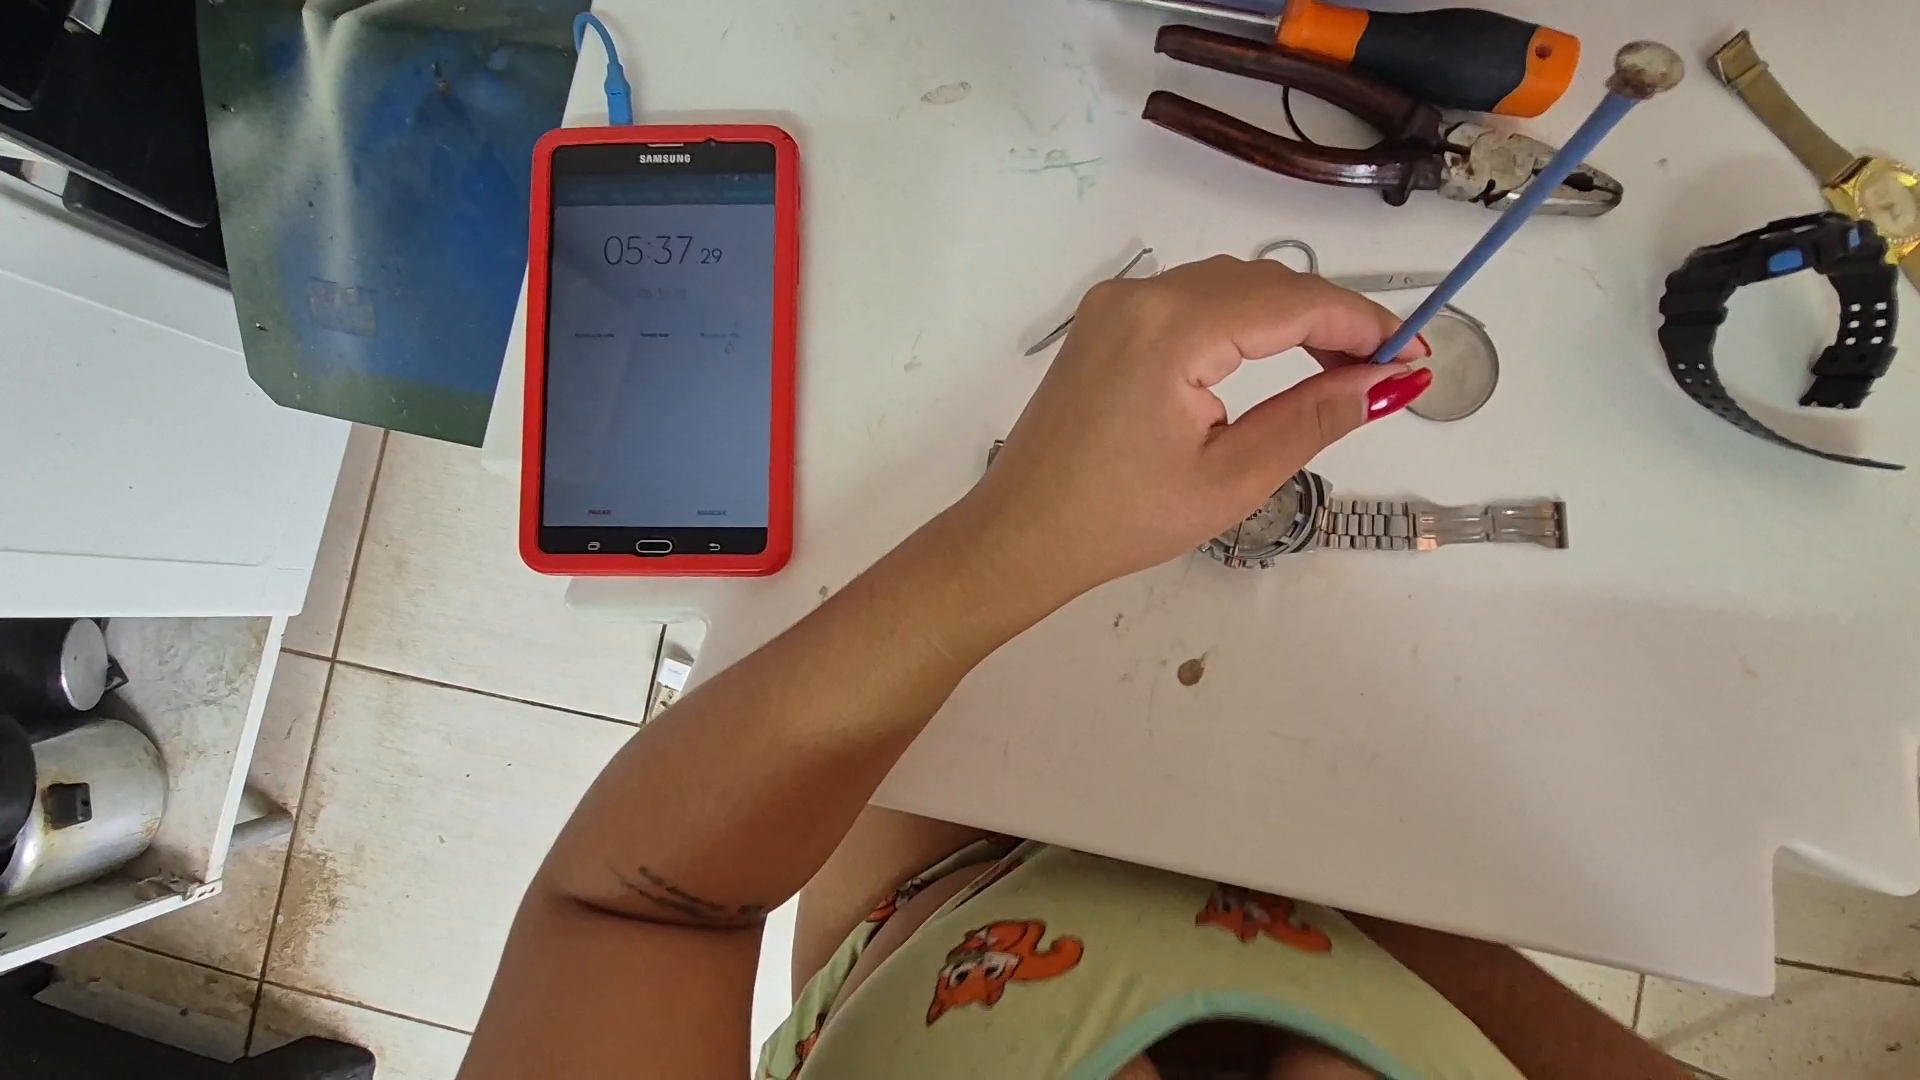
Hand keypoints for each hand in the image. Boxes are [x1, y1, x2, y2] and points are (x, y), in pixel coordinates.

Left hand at [959, 255, 1432, 601]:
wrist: (1022, 535)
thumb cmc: (1121, 520)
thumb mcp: (1229, 477)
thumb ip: (1313, 417)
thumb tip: (1388, 379)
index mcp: (1170, 327)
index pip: (1290, 300)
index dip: (1360, 321)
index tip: (1411, 354)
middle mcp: (1137, 296)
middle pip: (1257, 283)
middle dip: (1323, 318)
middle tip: (1372, 371)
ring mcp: (1110, 307)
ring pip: (1220, 287)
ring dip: (1277, 317)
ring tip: (1323, 370)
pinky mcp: (1097, 327)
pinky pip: (1181, 303)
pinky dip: (1229, 323)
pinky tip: (1253, 361)